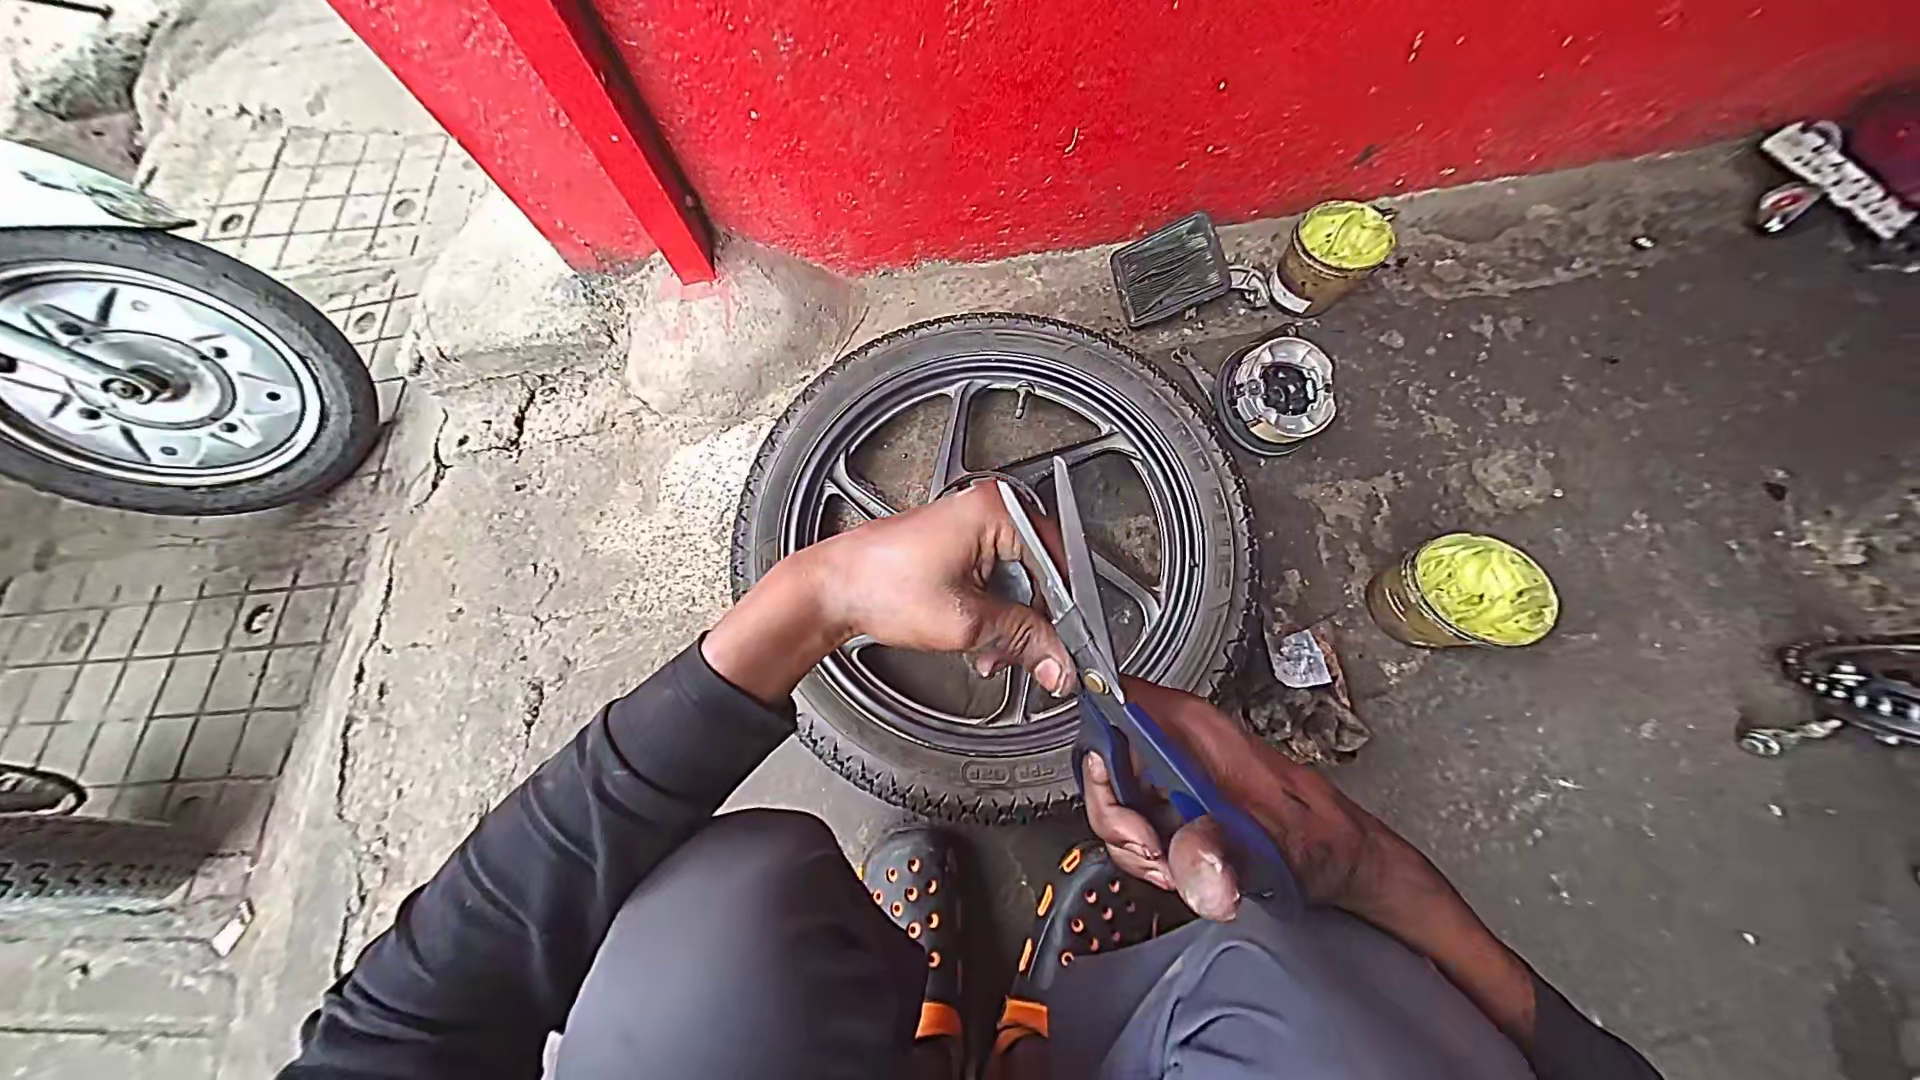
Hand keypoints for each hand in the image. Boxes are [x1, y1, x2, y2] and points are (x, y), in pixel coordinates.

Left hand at [703, 483, 1076, 705]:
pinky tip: (979, 637)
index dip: (1065, 617)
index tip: (1069, 650)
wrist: (833, 587)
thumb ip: (1023, 639)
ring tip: (989, 650)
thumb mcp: (965, 621)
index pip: (1058, 566)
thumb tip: (1059, 659)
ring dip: (1010, 623)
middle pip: (1040, 575)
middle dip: (1031, 624)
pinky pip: (996, 579)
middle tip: (1028, 657)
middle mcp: (990, 509)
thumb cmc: (880, 584)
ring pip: (1018, 582)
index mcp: (998, 511)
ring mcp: (975, 525)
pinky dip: (993, 611)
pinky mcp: (961, 543)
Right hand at [1084, 678, 1435, 922]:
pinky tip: (1174, 867)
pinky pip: (1131, 817)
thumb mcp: (1270, 844)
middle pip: (1103, 758)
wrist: (1338, 857)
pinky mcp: (1171, 796)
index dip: (1099, 741)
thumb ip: (1224, 854)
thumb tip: (1190, 867)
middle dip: (1115, 816)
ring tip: (1171, 866)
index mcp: (1190, 726)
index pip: (1116, 702)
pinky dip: (1142, 850)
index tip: (1109, 788)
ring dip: (1129, 842)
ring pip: (1112, 793)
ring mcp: (1170, 768)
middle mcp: (1174, 739)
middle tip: (1149, 850)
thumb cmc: (1316, 833)